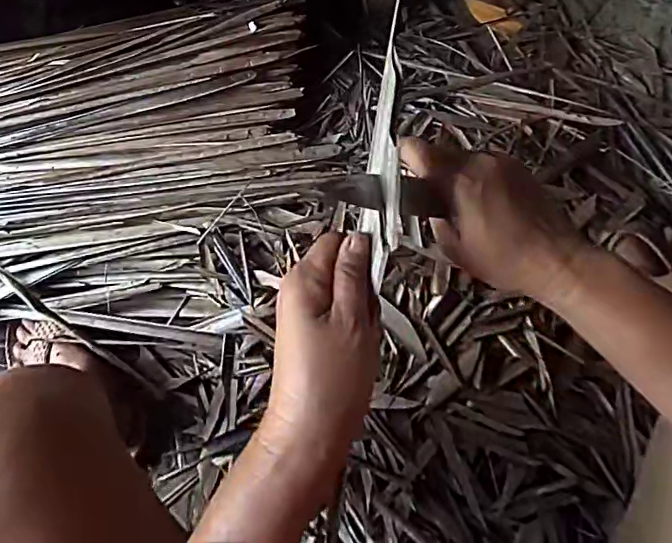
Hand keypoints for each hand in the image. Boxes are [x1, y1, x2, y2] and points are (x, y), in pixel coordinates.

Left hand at [260, 232, 379, 472]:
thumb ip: (355, 273)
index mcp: (302, 279)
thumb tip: (358, 238)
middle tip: (367, 316)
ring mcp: (301, 312)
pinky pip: (340, 315)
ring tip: (361, 337)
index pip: (336, 239)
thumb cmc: (328, 384)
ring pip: (344, 292)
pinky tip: (355, 349)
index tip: (375, 273)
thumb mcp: (353, 319)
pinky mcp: (309, 332)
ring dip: (361, 310)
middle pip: (341, 265)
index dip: (361, 252)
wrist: (311, 434)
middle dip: (362, 286)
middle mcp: (296, 290)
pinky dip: (354, 328)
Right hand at [401, 138, 585, 299]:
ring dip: (459, 176)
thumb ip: (434, 224)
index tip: (404, 171)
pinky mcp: (517, 167)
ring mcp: (500, 162)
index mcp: (459, 181)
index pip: (415, 148)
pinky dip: (481, 179)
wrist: (559, 261)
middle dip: (433, 172)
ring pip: (463, 158)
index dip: (404, 159)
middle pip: (439, 151)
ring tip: (468, 207)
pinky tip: (489, 206)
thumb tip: (428, 211)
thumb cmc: (511, 261)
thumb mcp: (456, 251)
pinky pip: (486, 164)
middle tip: (437, 199)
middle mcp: (479, 163)